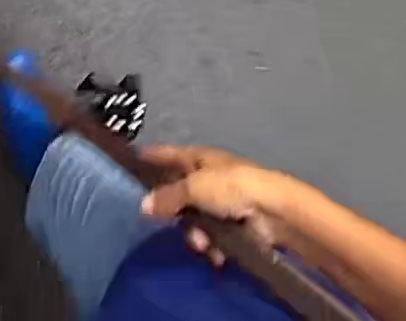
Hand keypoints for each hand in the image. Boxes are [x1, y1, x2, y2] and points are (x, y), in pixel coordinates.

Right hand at [140, 145, 298, 263]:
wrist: (271, 209)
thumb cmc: (230, 186)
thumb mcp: (195, 187)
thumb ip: (168, 195)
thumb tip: (144, 204)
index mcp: (199, 157)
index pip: (170, 153)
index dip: (153, 155)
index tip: (134, 157)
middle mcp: (208, 175)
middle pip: (179, 193)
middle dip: (176, 213)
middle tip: (172, 224)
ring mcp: (220, 200)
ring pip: (193, 220)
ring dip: (196, 235)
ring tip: (205, 244)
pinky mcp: (231, 224)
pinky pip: (210, 236)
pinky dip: (212, 246)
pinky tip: (217, 252)